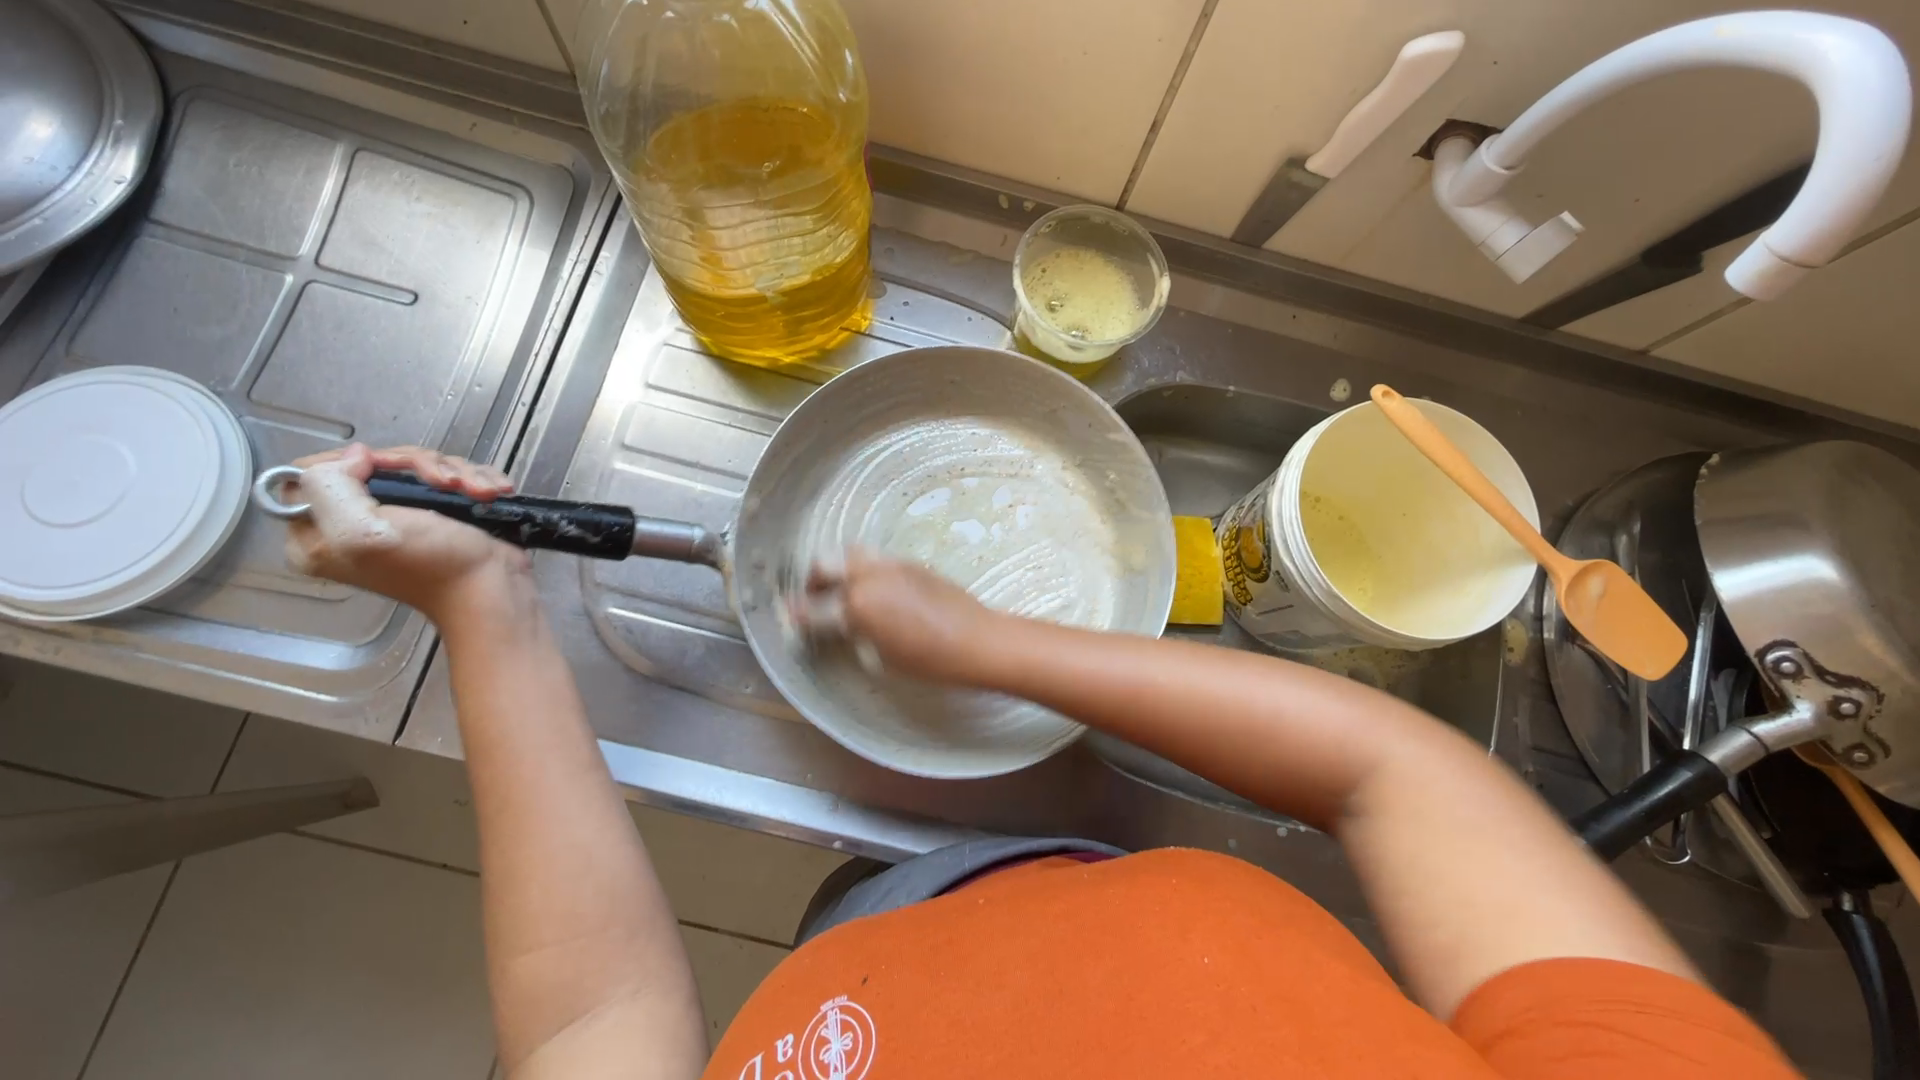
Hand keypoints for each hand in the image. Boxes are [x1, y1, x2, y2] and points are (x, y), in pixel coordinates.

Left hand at [283, 444, 526, 622]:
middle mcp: (353, 522)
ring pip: (418, 466)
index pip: (312, 471)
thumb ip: (329, 486)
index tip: (388, 472)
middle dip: (420, 465)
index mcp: (317, 533)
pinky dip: (475, 478)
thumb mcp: (361, 530)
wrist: (492, 588)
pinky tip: (491, 491)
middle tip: (448, 484)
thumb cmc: (429, 565)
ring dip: (457, 472)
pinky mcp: (439, 513)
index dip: (351, 462)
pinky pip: (450, 475)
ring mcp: (401, 517)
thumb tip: (355, 455)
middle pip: (373, 462)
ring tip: (479, 493)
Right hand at [797, 550, 1006, 684]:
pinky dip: (865, 569)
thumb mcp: (882, 658)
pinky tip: (875, 589)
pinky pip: (877, 558)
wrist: (979, 640)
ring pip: (851, 553)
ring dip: (839, 567)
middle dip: (813, 580)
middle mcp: (869, 577)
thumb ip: (854, 636)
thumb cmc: (931, 660)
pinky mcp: (911, 562)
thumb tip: (842, 628)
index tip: (789, 616)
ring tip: (843, 587)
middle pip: (825, 565)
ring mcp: (891, 565)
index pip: (814, 608)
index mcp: (857, 604)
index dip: (797, 614)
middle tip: (813, 596)